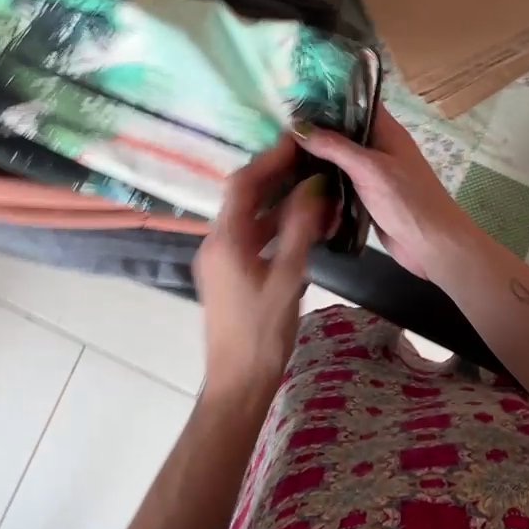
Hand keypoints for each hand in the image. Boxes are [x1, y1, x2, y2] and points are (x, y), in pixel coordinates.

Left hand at [194, 135, 327, 397]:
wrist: (237, 386)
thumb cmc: (262, 336)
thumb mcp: (287, 280)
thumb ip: (298, 230)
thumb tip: (312, 186)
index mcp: (225, 241)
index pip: (243, 184)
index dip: (269, 159)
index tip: (296, 142)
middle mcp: (216, 243)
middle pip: (243, 196)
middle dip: (275, 175)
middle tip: (308, 159)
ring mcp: (220, 259)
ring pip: (249, 216)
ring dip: (277, 200)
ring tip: (312, 187)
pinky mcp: (228, 273)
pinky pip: (251, 235)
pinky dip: (274, 224)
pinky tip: (301, 225)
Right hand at [295, 108, 479, 279]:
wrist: (432, 245)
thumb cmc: (407, 199)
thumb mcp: (369, 168)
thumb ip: (334, 147)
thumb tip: (297, 127)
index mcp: (386, 130)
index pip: (356, 102)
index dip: (328, 95)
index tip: (294, 96)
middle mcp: (377, 147)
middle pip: (342, 130)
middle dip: (315, 129)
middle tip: (277, 128)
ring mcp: (371, 173)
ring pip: (338, 158)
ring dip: (315, 157)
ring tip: (278, 152)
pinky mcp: (365, 196)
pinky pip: (339, 182)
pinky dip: (322, 181)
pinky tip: (295, 180)